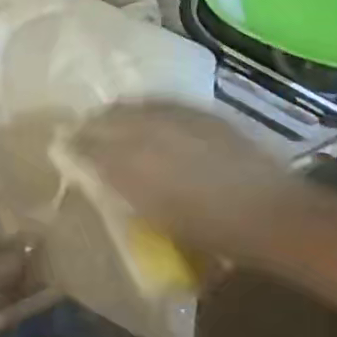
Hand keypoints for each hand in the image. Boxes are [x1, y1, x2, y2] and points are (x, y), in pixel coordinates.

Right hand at [72, 102, 304, 263]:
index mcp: (131, 166)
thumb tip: (102, 176)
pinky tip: (144, 114)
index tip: (64, 146)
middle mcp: (145, 133)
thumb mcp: (159, 218)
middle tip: (82, 132)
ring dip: (115, 114)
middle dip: (90, 126)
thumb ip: (127, 191)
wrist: (272, 214)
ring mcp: (171, 117)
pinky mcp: (194, 110)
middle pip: (105, 121)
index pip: (88, 147)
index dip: (74, 145)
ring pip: (130, 107)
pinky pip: (158, 103)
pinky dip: (145, 109)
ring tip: (109, 120)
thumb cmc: (214, 233)